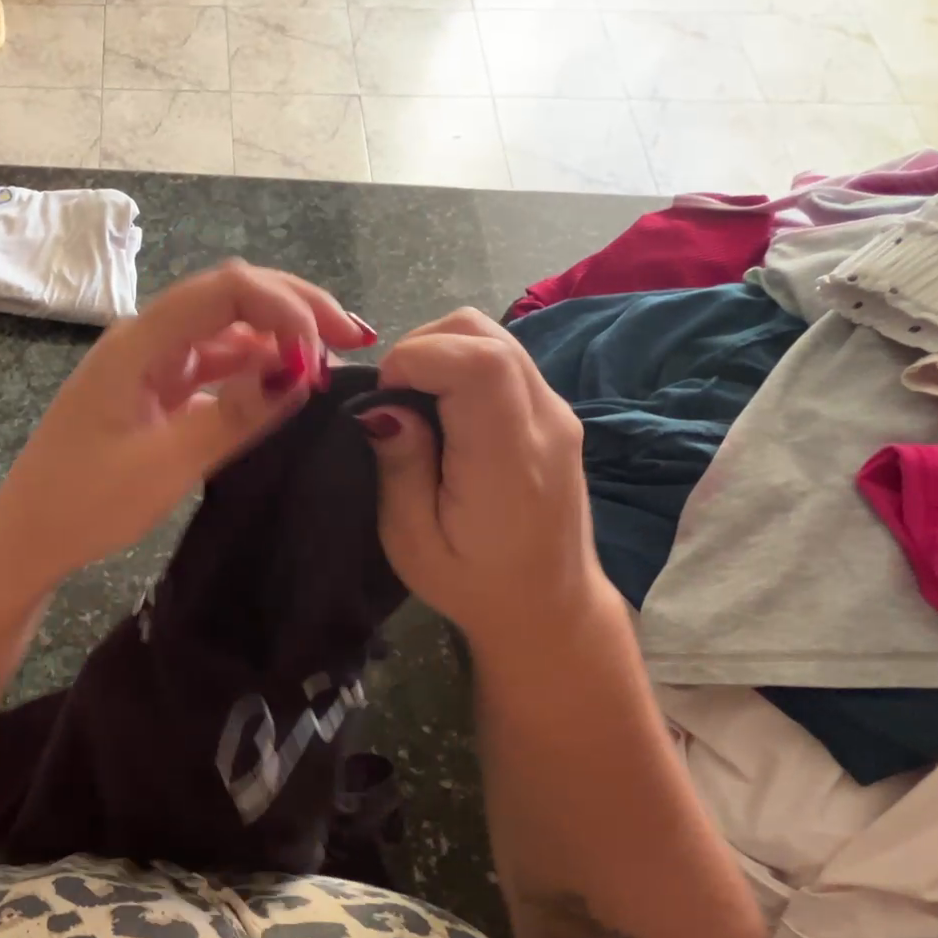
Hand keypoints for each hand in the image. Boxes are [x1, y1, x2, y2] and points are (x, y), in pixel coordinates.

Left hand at [0, 261, 375, 587]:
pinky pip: (207, 370)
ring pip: (221, 334)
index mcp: (137, 344)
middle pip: (227, 300)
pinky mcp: (148, 396)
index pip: (224, 289)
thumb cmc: (86, 503)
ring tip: (330, 365)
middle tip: (354, 338)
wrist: (27, 539)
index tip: (327, 351)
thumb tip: (301, 373)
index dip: (287, 305)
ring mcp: (144, 369)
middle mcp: (141, 342)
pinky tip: (283, 388)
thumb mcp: (167, 462)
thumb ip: (235, 414)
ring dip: (275, 342)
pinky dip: (247, 374)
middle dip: (293, 311)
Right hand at [362, 308, 612, 646]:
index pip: (477, 362)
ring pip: (493, 336)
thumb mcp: (412, 540)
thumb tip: (381, 406)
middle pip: (483, 333)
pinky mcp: (551, 412)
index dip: (416, 358)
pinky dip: (458, 365)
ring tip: (409, 404)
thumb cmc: (471, 583)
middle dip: (420, 346)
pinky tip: (438, 411)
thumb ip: (400, 467)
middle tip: (390, 397)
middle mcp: (543, 420)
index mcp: (507, 457)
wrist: (548, 605)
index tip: (382, 399)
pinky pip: (502, 359)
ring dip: (438, 353)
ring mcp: (555, 411)